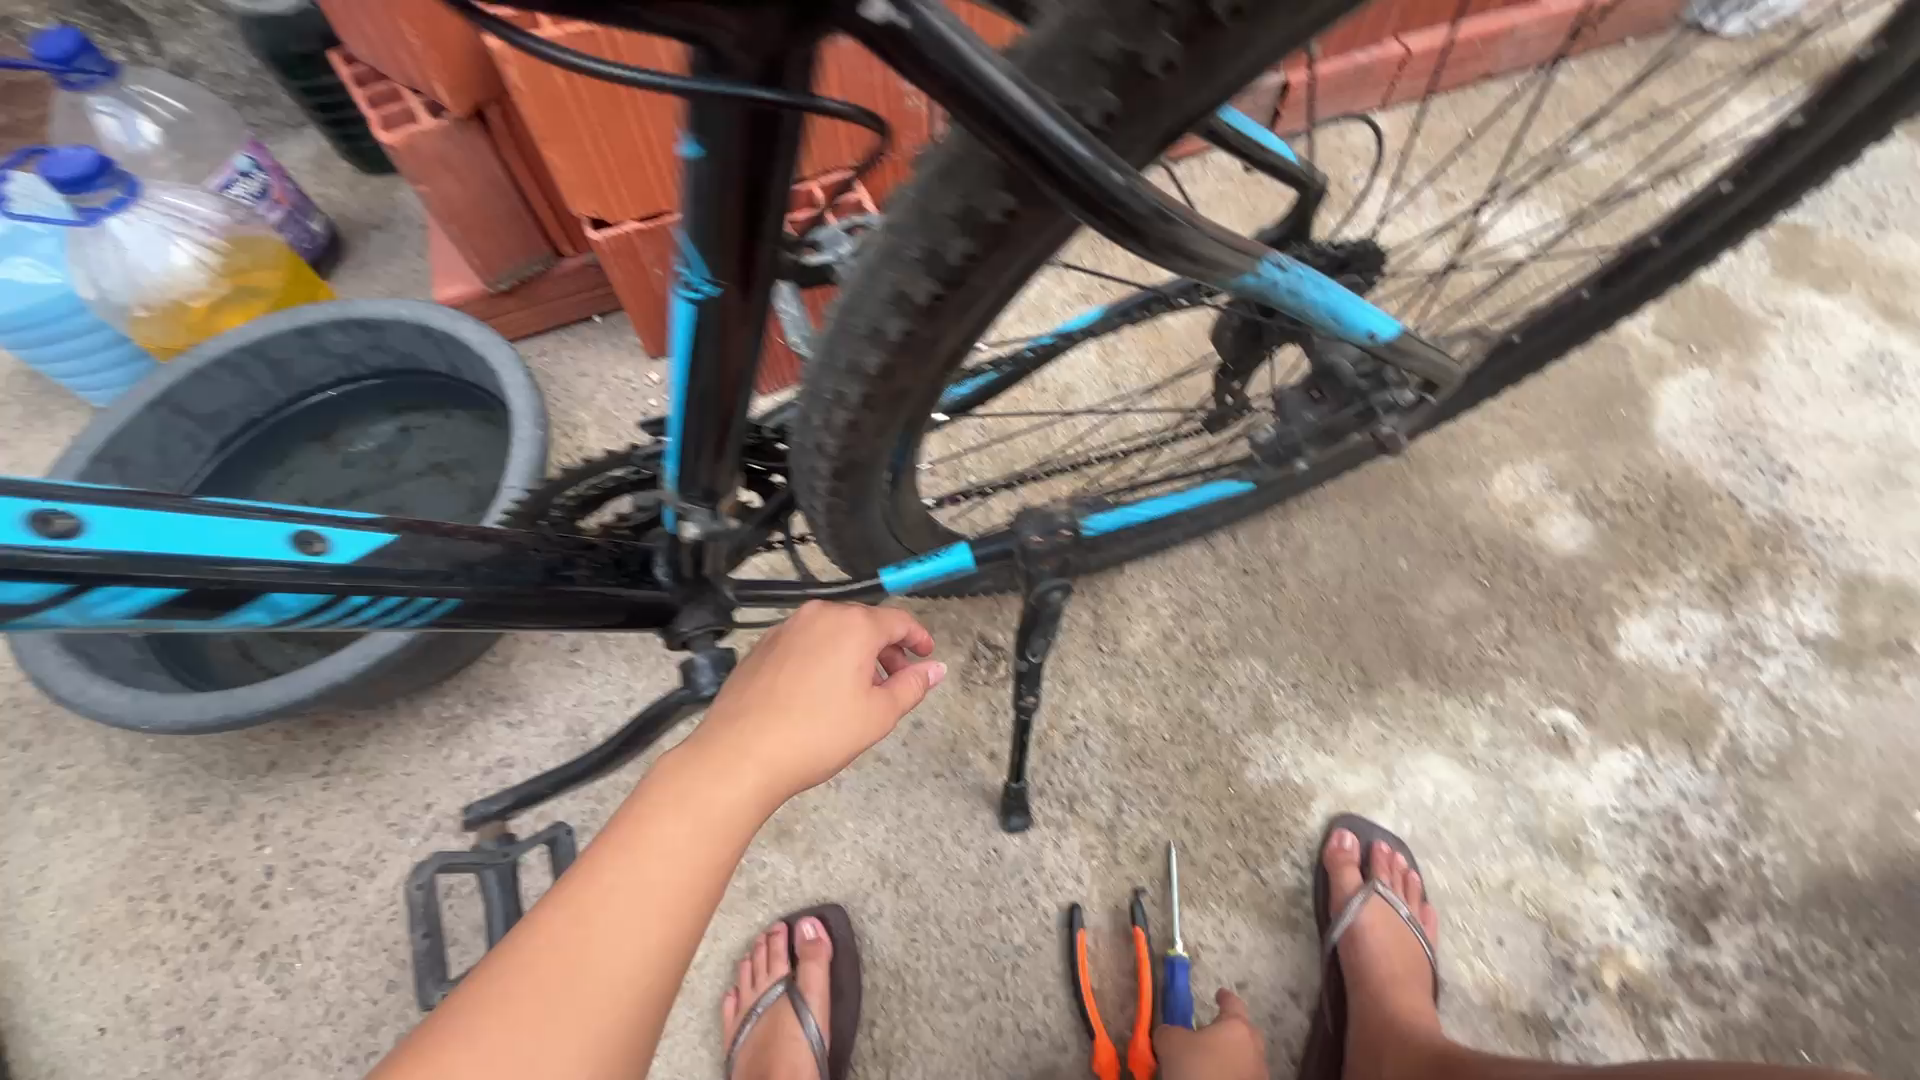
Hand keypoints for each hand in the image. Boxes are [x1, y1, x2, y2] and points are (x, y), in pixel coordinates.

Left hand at [683, 601, 945, 802]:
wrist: (740, 754)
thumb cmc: (816, 735)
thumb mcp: (878, 715)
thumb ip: (912, 686)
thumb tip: (935, 669)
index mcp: (853, 625)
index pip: (898, 621)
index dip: (918, 638)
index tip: (926, 655)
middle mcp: (819, 616)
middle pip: (864, 623)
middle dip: (885, 648)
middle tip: (897, 678)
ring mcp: (786, 629)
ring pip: (833, 632)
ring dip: (854, 654)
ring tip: (860, 691)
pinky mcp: (763, 647)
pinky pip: (806, 643)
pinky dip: (824, 658)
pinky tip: (822, 693)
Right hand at [1156, 989, 1267, 1079]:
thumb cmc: (1194, 1069)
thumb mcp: (1170, 1042)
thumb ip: (1170, 1030)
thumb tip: (1170, 1034)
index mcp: (1236, 1028)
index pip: (1233, 1003)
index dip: (1224, 997)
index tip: (1219, 994)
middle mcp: (1254, 1049)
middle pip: (1246, 1031)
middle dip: (1232, 1029)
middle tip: (1214, 1030)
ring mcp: (1259, 1075)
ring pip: (1247, 1057)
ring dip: (1233, 1054)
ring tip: (1212, 1059)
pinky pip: (1245, 1076)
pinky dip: (1233, 1074)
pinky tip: (1217, 1077)